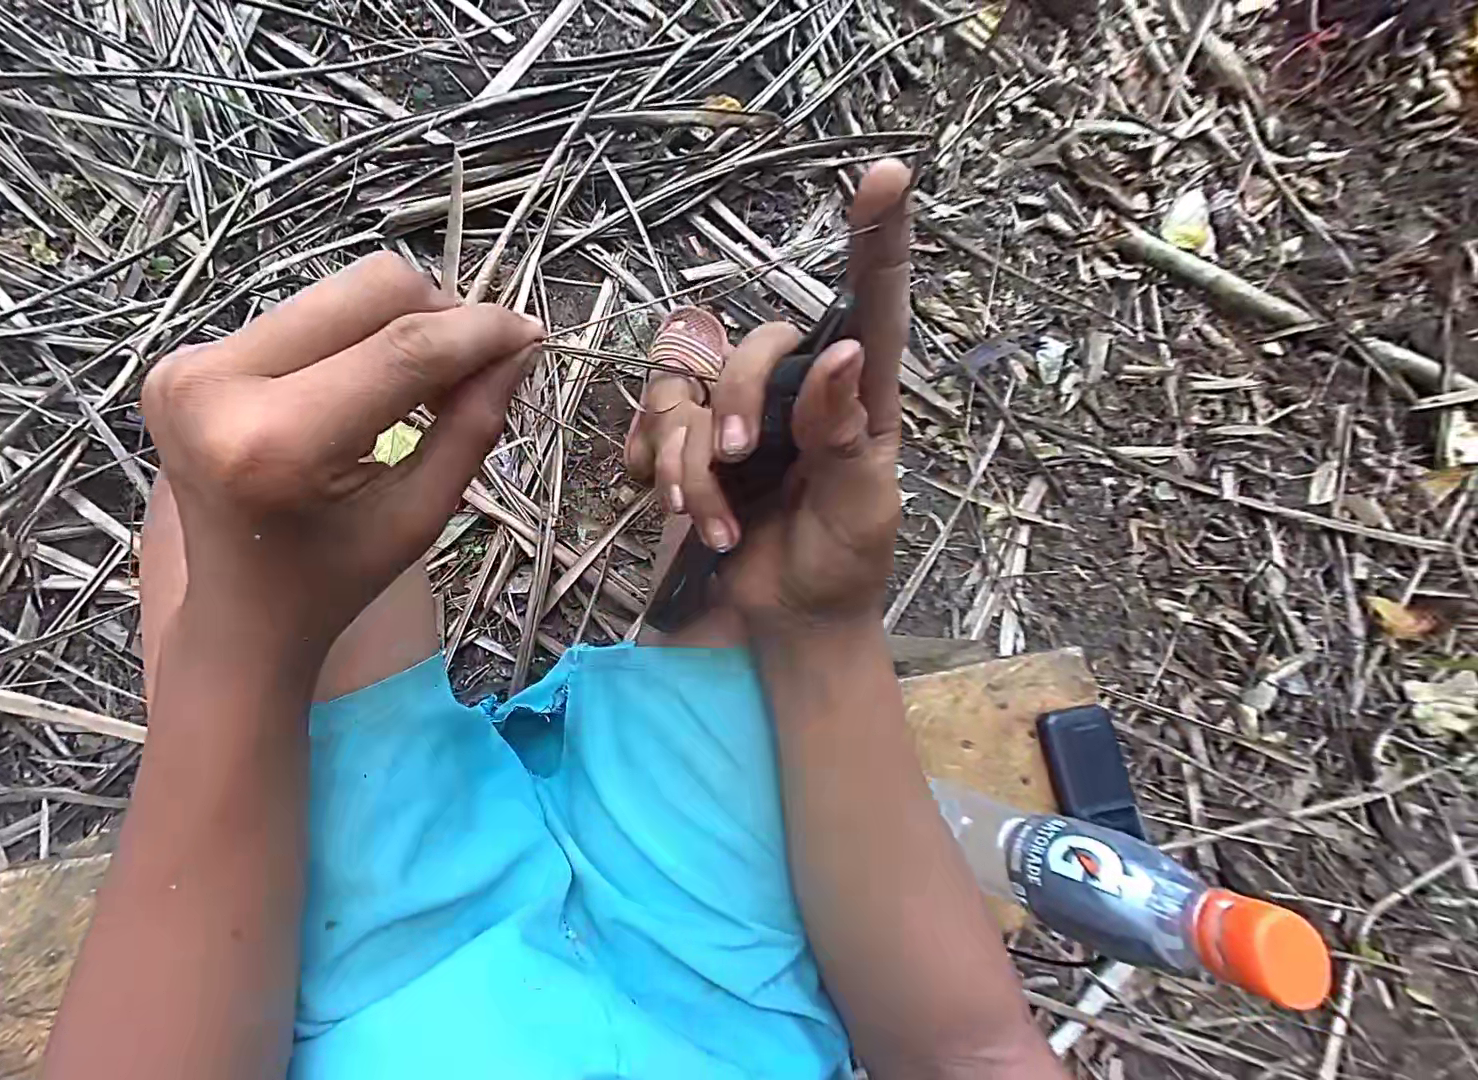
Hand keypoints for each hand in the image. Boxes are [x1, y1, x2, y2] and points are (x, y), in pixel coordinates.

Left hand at [141, 253, 541, 660]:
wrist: (240, 615)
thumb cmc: (334, 583)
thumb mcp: (418, 517)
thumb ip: (472, 426)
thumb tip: (519, 349)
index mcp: (276, 445)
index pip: (401, 350)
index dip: (477, 332)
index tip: (529, 333)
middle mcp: (214, 385)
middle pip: (365, 292)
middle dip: (440, 317)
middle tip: (475, 365)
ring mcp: (188, 365)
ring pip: (336, 293)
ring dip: (400, 326)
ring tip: (425, 386)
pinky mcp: (183, 359)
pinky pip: (302, 316)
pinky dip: (356, 339)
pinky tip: (372, 386)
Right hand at [625, 160, 910, 628]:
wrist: (777, 620)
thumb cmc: (838, 567)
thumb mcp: (859, 509)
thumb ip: (847, 436)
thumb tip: (836, 355)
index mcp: (850, 400)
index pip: (868, 309)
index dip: (876, 242)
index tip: (884, 179)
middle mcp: (784, 398)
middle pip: (743, 347)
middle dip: (729, 404)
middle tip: (734, 463)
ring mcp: (726, 423)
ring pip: (681, 398)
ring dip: (686, 466)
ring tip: (708, 524)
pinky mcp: (681, 452)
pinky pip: (646, 427)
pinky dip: (651, 466)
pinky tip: (664, 500)